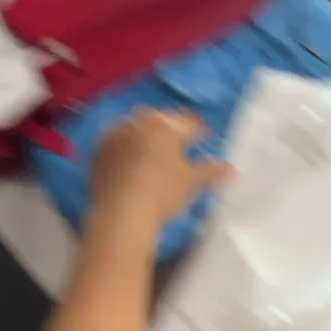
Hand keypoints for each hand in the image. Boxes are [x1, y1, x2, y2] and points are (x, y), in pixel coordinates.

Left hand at [88, 110, 228, 236]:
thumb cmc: (162, 193)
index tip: (204, 136)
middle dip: (170, 126)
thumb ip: (211, 171)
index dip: (199, 130)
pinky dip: (125, 145)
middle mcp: (140, 122)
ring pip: (136, 126)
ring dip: (146, 132)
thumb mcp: (191, 183)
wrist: (120, 212)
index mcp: (166, 125)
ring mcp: (116, 134)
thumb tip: (231, 169)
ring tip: (153, 146)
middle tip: (179, 140)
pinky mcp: (99, 150)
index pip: (188, 122)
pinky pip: (116, 140)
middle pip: (160, 118)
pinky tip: (130, 157)